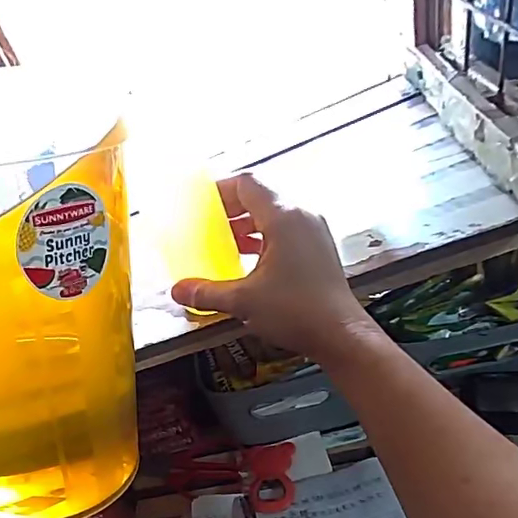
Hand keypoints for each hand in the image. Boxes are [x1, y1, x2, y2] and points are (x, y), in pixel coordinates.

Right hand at [170, 174, 377, 360]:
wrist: (340, 334)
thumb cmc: (296, 311)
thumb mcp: (243, 301)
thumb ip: (206, 292)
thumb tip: (177, 290)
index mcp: (283, 216)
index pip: (247, 183)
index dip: (220, 191)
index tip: (201, 206)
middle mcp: (302, 215)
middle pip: (261, 196)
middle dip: (232, 209)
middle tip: (210, 225)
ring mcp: (314, 231)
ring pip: (275, 214)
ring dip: (249, 224)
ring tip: (227, 243)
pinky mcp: (320, 249)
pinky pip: (288, 230)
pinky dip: (266, 237)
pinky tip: (251, 260)